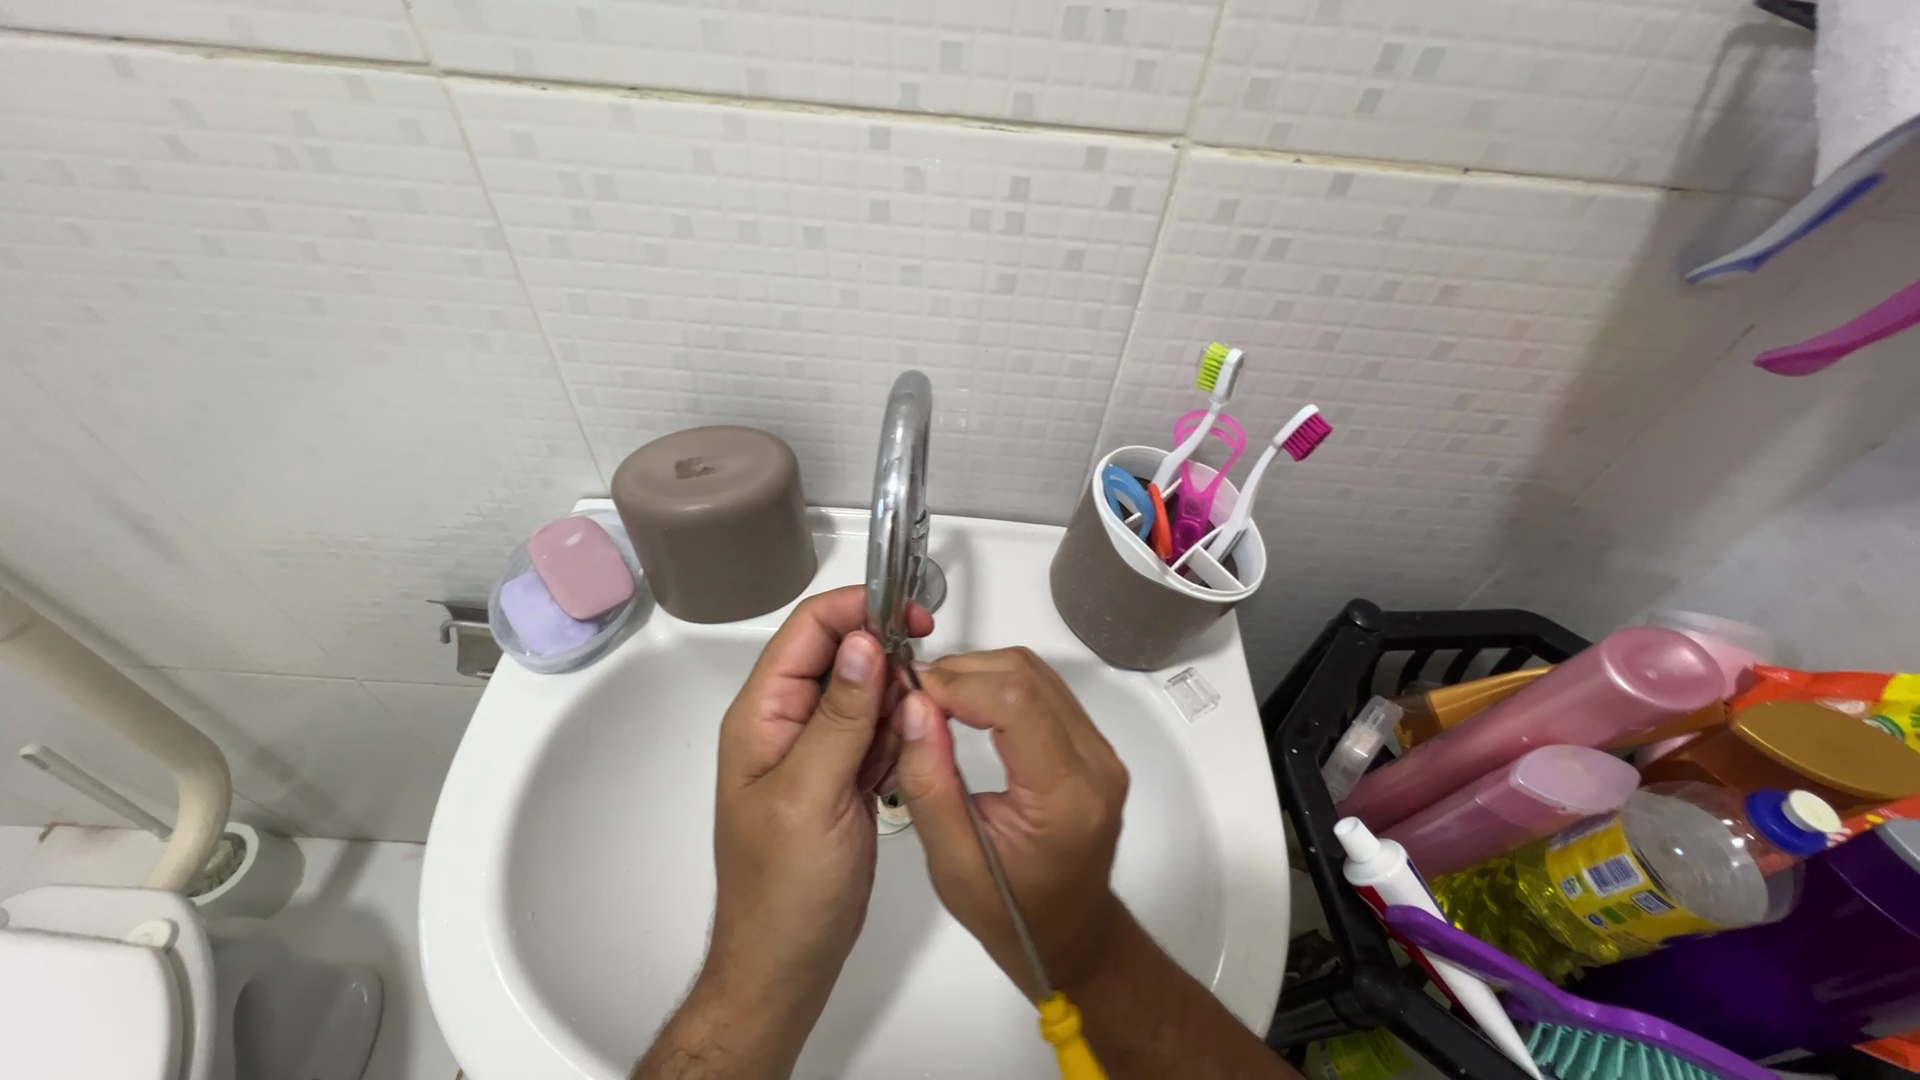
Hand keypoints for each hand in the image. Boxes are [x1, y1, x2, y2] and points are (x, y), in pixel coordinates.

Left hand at [708, 585, 932, 1003]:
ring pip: (869, 691)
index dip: (860, 609)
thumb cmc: (786, 886)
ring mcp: (818, 747)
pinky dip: (897, 742)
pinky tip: (891, 779)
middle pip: (844, 654)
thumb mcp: (811, 794)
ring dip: (895, 710)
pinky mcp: (843, 772)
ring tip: (894, 758)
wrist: (788, 963)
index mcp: (765, 712)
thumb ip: (840, 715)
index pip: (810, 629)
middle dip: (887, 667)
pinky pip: (879, 731)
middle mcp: (789, 719)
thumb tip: (865, 640)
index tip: (916, 618)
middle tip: (918, 701)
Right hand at [891, 647, 1129, 997]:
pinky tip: (965, 704)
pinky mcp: (1093, 743)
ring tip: (933, 699)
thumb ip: (929, 782)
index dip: (957, 684)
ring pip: (1036, 673)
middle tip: (913, 697)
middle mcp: (1095, 762)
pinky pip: (1045, 689)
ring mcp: (1101, 749)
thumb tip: (913, 704)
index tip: (909, 695)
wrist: (1069, 933)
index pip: (1016, 703)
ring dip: (979, 672)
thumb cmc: (1008, 911)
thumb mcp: (951, 862)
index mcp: (1065, 797)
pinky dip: (999, 684)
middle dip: (963, 673)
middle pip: (1027, 677)